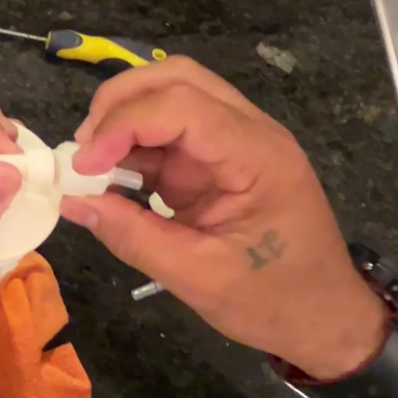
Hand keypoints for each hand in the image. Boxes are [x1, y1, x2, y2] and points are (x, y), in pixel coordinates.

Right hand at [58, 58, 386, 378]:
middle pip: (177, 79)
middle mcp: (249, 133)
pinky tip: (110, 176)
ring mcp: (232, 142)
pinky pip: (167, 132)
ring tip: (91, 162)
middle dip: (119, 103)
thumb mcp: (197, 277)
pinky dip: (132, 146)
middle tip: (84, 149)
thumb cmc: (273, 301)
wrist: (324, 318)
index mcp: (257, 157)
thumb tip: (73, 202)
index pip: (182, 107)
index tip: (84, 166)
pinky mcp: (215, 158)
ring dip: (123, 119)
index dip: (123, 125)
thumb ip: (132, 236)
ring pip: (170, 94)